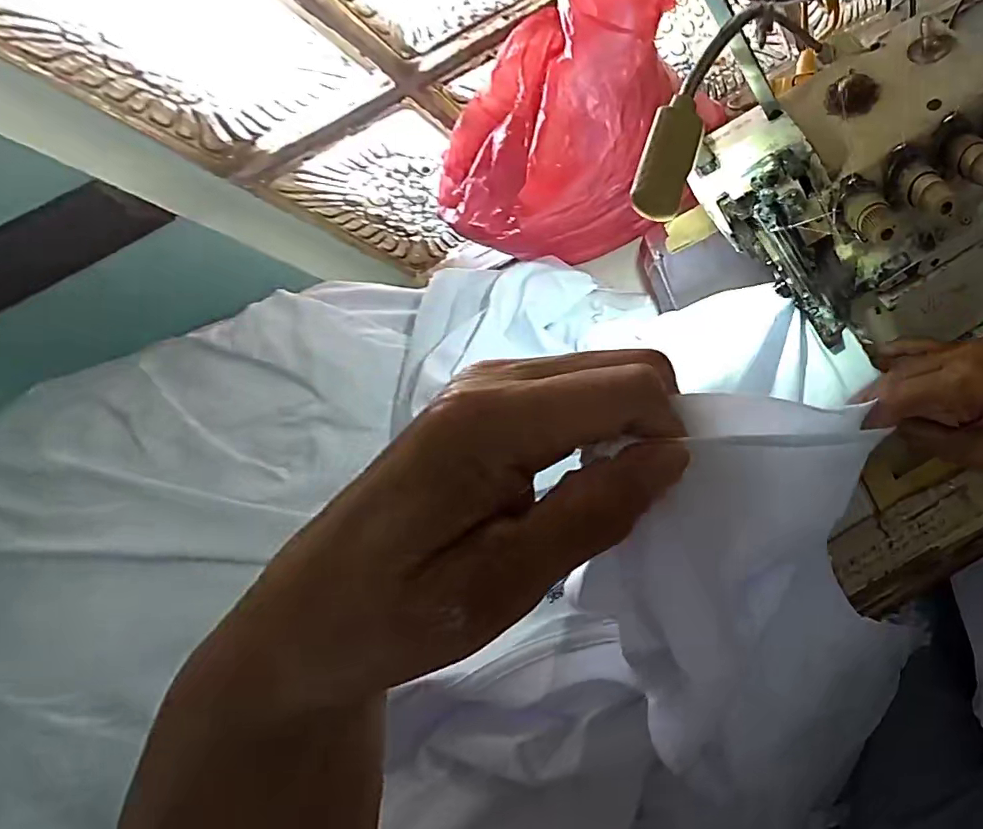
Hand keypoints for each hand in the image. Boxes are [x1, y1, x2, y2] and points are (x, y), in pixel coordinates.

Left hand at [188, 350, 688, 717]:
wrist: (309, 617)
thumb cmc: (398, 613)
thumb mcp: (504, 585)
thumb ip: (594, 512)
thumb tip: (673, 454)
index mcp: (494, 418)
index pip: (629, 387)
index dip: (667, 433)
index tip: (657, 494)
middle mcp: (496, 376)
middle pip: (627, 365)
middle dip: (656, 423)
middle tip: (634, 494)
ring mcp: (491, 378)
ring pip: (609, 370)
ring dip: (631, 424)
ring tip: (603, 490)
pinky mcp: (490, 392)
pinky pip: (581, 386)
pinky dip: (605, 422)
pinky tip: (577, 473)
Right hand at [863, 337, 982, 483]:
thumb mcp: (982, 453)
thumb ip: (932, 439)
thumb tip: (896, 428)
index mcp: (963, 379)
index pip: (904, 391)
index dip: (876, 410)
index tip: (852, 426)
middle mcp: (962, 353)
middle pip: (904, 369)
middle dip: (877, 391)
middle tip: (852, 413)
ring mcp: (970, 348)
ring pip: (914, 355)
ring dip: (890, 375)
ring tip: (867, 397)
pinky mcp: (977, 352)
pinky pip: (931, 352)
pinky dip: (909, 364)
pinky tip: (893, 373)